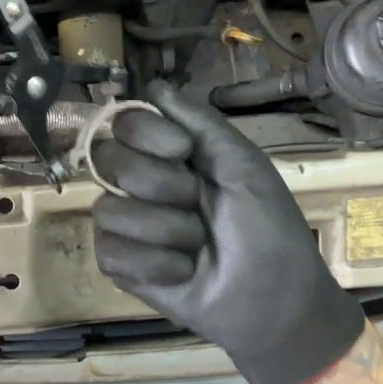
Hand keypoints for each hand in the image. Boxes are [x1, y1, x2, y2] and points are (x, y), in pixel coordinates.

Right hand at [92, 80, 365, 383]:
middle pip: (109, 159)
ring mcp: (125, 225)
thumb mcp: (242, 166)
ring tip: (196, 246)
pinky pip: (110, 249)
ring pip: (109, 209)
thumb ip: (199, 122)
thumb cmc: (267, 228)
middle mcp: (139, 183)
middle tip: (197, 206)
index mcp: (169, 155)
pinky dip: (154, 262)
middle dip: (161, 186)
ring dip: (165, 230)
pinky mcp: (118, 265)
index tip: (183, 153)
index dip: (147, 134)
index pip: (126, 122)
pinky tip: (181, 271)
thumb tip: (154, 84)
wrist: (273, 299)